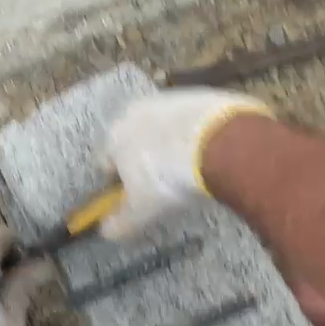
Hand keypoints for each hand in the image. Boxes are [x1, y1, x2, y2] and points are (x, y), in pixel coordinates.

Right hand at [97, 88, 272, 239]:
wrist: (220, 142)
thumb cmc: (170, 178)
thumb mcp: (143, 210)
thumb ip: (120, 223)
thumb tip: (104, 231)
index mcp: (115, 138)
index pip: (106, 161)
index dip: (118, 181)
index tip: (134, 195)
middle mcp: (134, 112)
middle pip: (133, 138)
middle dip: (143, 157)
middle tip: (164, 180)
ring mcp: (166, 100)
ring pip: (161, 125)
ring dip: (168, 141)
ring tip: (190, 165)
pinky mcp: (197, 94)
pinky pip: (189, 117)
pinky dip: (194, 130)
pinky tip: (210, 149)